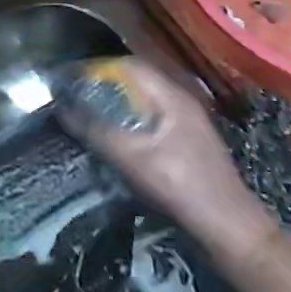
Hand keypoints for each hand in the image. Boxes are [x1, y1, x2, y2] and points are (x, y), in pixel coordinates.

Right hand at [54, 60, 276, 250]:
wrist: (227, 226)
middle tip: (75, 98)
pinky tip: (116, 139)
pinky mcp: (188, 143)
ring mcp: (188, 122)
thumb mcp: (132, 158)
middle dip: (105, 85)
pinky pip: (153, 119)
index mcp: (172, 96)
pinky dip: (130, 121)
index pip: (130, 65)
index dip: (98, 68)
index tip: (71, 79)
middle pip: (138, 81)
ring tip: (90, 116)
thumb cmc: (179, 186)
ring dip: (117, 104)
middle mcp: (182, 101)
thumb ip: (96, 131)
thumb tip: (63, 108)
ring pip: (145, 101)